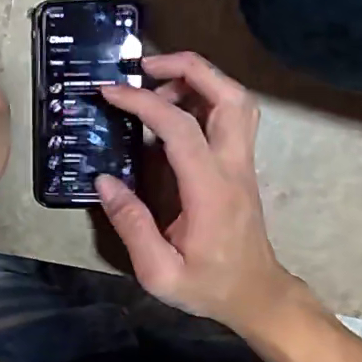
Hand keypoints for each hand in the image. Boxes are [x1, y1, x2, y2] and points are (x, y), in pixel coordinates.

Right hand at [94, 52, 315, 331]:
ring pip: (237, 100)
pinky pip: (230, 114)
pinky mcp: (240, 164)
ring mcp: (242, 163)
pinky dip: (203, 96)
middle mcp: (234, 167)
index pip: (182, 128)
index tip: (110, 91)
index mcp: (211, 191)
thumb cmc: (208, 286)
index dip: (144, 102)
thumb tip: (104, 181)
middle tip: (144, 66)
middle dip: (189, 68)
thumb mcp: (159, 271)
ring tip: (154, 84)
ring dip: (199, 78)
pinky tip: (170, 108)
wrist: (257, 296)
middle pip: (229, 96)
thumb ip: (131, 225)